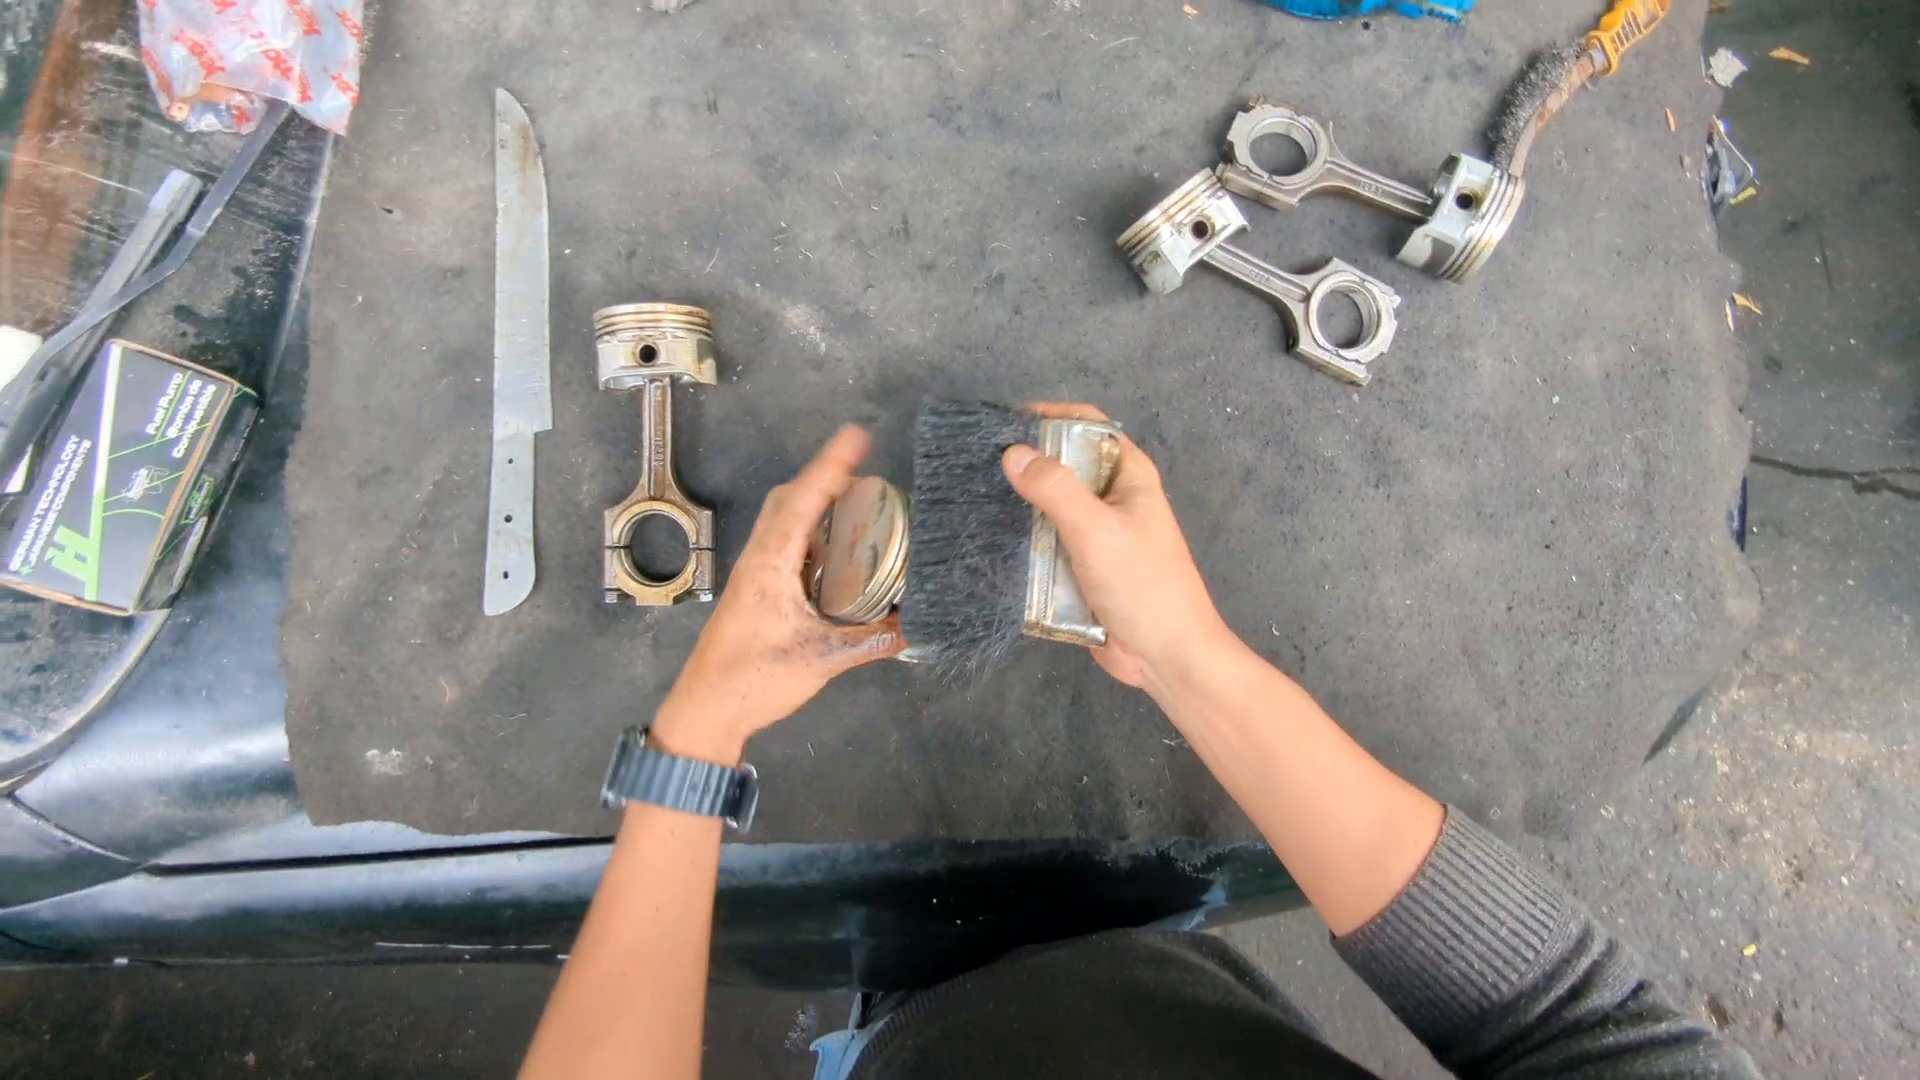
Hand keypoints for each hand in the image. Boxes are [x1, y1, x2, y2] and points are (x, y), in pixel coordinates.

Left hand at [650, 426, 903, 763]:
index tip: (856, 437)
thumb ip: (873, 642)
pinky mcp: (755, 591)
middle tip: (864, 478)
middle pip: (786, 500)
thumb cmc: (754, 680)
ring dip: (814, 505)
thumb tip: (920, 627)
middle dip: (823, 480)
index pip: (802, 501)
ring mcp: (753, 574)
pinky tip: (835, 554)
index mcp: (771, 564)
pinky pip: (783, 544)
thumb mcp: (821, 659)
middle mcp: (759, 558)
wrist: (704, 711)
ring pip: (781, 521)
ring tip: (855, 507)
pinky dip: (809, 533)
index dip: (830, 466)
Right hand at [1002, 410, 1230, 690]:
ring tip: (971, 499)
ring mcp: (1095, 535)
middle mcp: (1111, 499)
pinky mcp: (1079, 568)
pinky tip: (987, 541)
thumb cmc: (1142, 585)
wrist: (1166, 657)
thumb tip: (1012, 453)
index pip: (1088, 426)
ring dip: (1019, 507)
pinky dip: (1022, 543)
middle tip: (976, 465)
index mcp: (1128, 477)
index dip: (1050, 417)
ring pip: (1050, 508)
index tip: (1005, 424)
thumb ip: (1056, 490)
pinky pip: (1045, 545)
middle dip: (1025, 464)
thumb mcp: (1097, 530)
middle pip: (1064, 466)